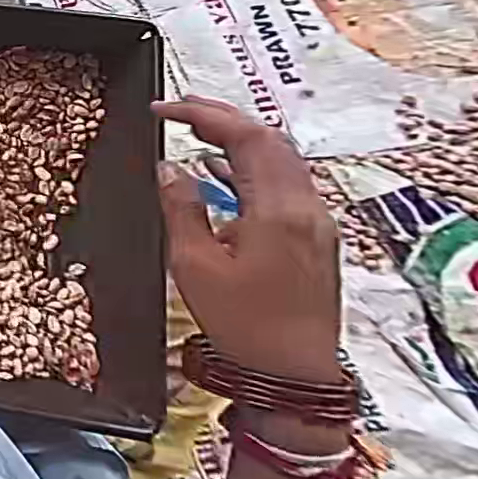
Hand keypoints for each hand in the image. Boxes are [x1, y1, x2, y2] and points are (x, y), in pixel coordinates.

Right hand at [152, 96, 343, 382]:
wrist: (291, 370)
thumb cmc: (238, 319)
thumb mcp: (192, 262)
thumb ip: (181, 207)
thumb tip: (170, 167)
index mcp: (277, 211)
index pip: (246, 139)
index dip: (204, 115)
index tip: (162, 109)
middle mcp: (306, 208)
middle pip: (271, 140)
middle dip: (224, 116)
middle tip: (178, 107)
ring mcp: (315, 221)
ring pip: (281, 159)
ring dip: (238, 137)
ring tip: (194, 128)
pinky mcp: (313, 235)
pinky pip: (283, 182)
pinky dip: (249, 164)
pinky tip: (218, 169)